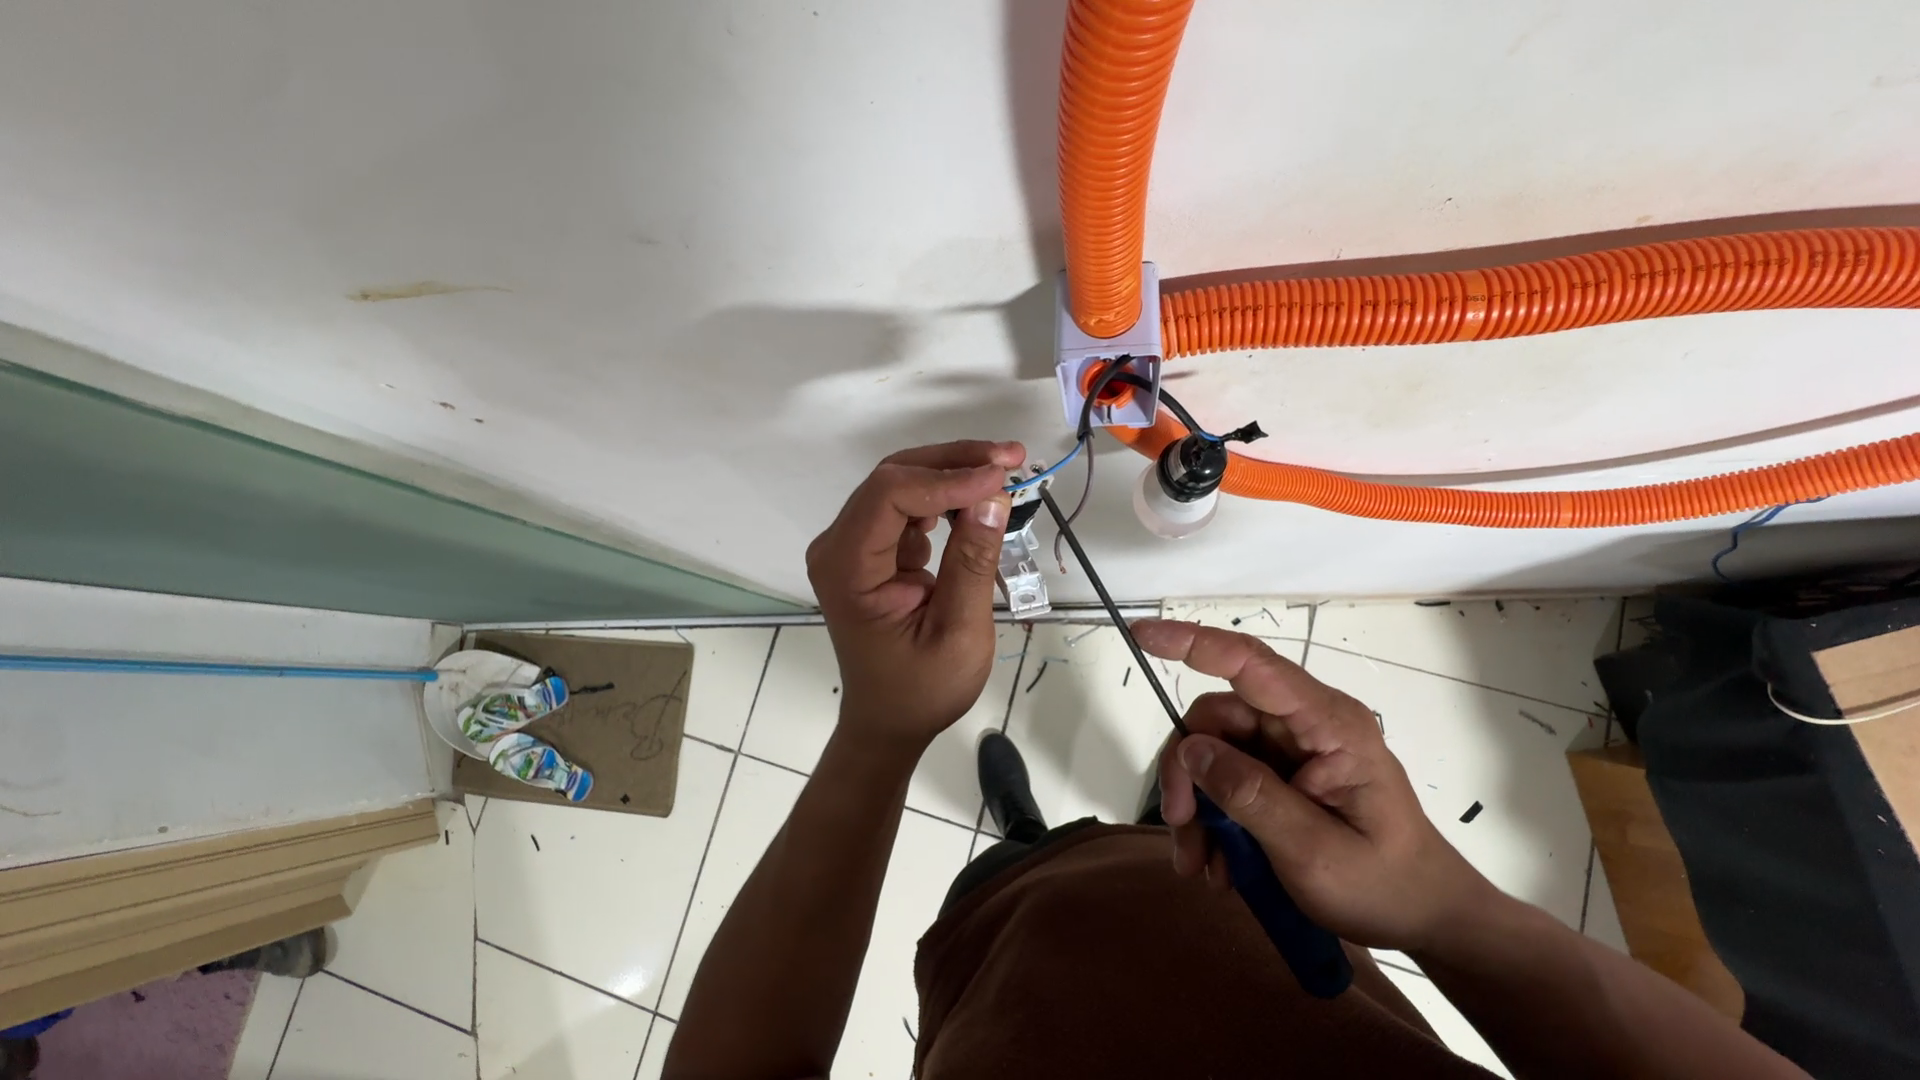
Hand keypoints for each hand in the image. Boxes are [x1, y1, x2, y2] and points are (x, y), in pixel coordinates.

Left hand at [806, 441, 1023, 750]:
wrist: (889, 721)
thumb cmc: (922, 690)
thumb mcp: (958, 632)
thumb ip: (972, 562)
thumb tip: (993, 496)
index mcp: (848, 569)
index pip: (890, 495)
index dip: (948, 478)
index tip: (1002, 478)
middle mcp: (839, 546)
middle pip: (893, 478)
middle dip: (953, 462)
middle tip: (1012, 457)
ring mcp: (853, 547)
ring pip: (901, 485)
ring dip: (952, 472)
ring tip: (1004, 471)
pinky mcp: (873, 551)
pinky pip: (908, 507)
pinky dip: (946, 497)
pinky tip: (979, 499)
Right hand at [1133, 619, 1498, 951]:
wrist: (1423, 918)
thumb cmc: (1384, 885)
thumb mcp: (1314, 851)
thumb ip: (1252, 795)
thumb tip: (1191, 750)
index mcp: (1327, 724)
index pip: (1250, 664)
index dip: (1192, 643)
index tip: (1142, 635)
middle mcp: (1303, 723)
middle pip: (1217, 718)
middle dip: (1187, 772)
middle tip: (1181, 828)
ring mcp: (1290, 748)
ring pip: (1212, 751)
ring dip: (1196, 806)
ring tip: (1200, 864)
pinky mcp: (1279, 773)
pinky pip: (1224, 779)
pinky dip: (1210, 819)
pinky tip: (1217, 863)